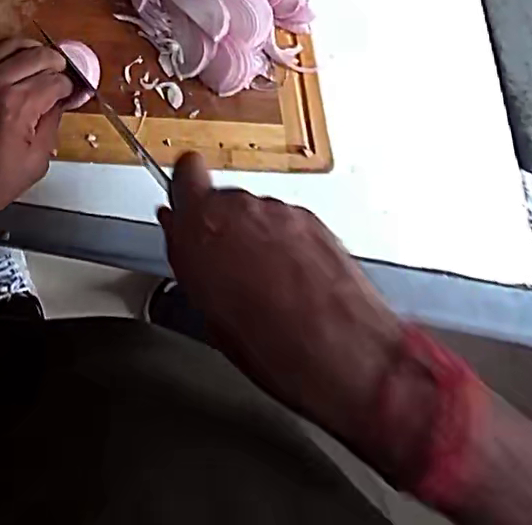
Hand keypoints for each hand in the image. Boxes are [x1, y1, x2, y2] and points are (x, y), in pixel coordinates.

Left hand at [0, 38, 73, 237]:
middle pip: (38, 54)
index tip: (73, 93)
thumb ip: (52, 122)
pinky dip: (7, 55)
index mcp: (15, 105)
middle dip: (56, 65)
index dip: (70, 87)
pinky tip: (15, 70)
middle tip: (62, 78)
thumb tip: (64, 99)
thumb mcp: (34, 162)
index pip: (56, 79)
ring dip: (32, 52)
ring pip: (12, 44)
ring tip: (42, 67)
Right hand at [157, 153, 402, 447]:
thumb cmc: (276, 347)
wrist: (349, 358)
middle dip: (222, 224)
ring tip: (268, 281)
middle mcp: (238, 208)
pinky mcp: (312, 218)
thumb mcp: (207, 309)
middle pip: (220, 197)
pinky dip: (287, 243)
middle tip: (229, 263)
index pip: (185, 173)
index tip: (187, 209)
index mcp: (201, 224)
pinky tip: (294, 281)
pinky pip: (286, 221)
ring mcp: (277, 210)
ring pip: (254, 210)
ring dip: (256, 235)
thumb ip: (189, 258)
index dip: (186, 189)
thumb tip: (182, 238)